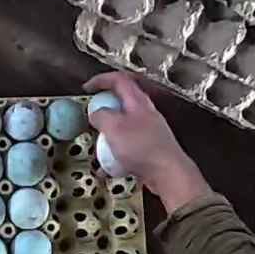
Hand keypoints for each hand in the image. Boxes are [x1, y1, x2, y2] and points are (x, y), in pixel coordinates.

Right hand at [85, 70, 211, 211]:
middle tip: (92, 117)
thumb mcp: (114, 127)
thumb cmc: (141, 147)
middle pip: (122, 102)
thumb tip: (95, 113)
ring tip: (98, 145)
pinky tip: (107, 168)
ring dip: (109, 133)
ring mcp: (149, 131)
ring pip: (124, 126)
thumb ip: (101, 116)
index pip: (119, 80)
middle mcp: (145, 113)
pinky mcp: (149, 149)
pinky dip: (115, 154)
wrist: (168, 173)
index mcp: (137, 102)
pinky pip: (127, 147)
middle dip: (104, 108)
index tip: (87, 88)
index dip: (101, 80)